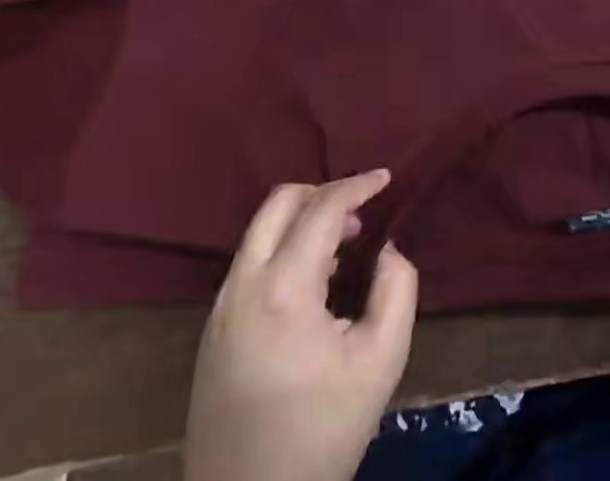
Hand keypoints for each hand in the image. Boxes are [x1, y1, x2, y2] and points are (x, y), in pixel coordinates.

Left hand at [184, 170, 418, 480]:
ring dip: (304, 221)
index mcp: (283, 289)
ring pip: (260, 232)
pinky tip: (315, 281)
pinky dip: (285, 249)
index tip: (386, 178)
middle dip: (324, 193)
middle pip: (278, 204)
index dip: (357, 185)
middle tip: (362, 211)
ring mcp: (220, 308)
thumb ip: (397, 288)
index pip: (321, 210)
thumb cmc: (323, 430)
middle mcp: (242, 285)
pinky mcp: (212, 330)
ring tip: (345, 245)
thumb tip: (386, 251)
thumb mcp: (382, 359)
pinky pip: (251, 263)